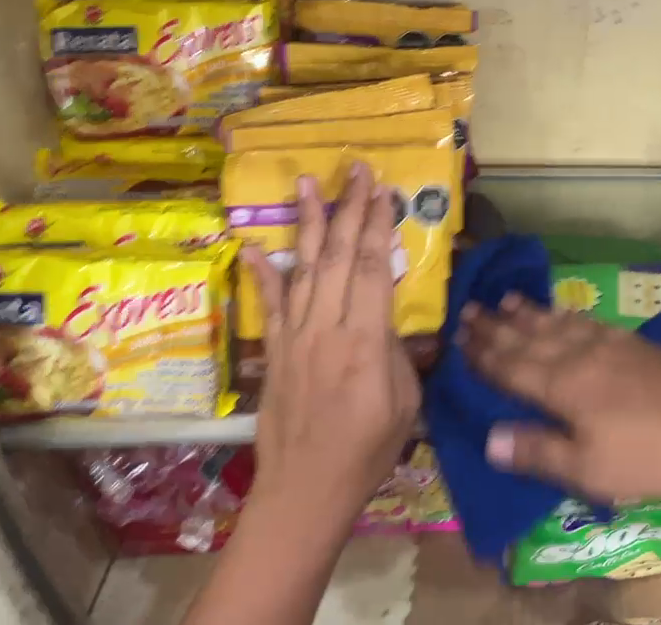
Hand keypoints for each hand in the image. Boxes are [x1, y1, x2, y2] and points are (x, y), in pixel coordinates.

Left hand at [246, 163, 419, 519]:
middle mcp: (327, 328)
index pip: (374, 268)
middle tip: (355, 169)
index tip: (383, 189)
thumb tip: (385, 319)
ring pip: (304, 268)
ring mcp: (295, 337)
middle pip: (340, 256)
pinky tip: (254, 243)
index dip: (379, 224)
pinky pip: (269, 304)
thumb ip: (396, 351)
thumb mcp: (406, 402)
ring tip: (306, 183)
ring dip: (308, 223)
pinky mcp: (274, 351)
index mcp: (366, 341)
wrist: (305, 492)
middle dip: (350, 208)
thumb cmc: (367, 451)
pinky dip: (261, 272)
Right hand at [459, 295, 660, 500]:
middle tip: (466, 309)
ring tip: (503, 300)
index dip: (483, 354)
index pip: (512, 366)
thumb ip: (538, 451)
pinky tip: (561, 313)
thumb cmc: (649, 455)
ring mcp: (607, 344)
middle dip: (495, 327)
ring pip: (555, 324)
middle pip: (529, 338)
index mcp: (563, 386)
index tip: (457, 337)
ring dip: (526, 314)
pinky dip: (563, 315)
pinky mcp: (630, 343)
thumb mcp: (589, 470)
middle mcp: (578, 356)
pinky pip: (584, 321)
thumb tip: (488, 437)